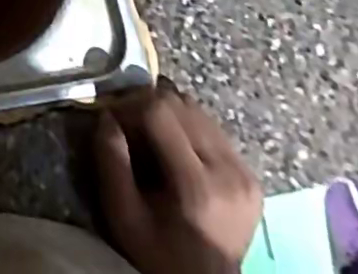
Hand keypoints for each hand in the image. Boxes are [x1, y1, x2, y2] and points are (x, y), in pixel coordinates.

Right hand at [94, 80, 262, 273]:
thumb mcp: (122, 213)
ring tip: (148, 133)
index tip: (112, 119)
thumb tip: (106, 115)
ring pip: (197, 110)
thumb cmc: (157, 253)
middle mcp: (230, 173)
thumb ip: (111, 161)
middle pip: (181, 105)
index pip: (160, 111)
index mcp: (198, 186)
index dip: (129, 105)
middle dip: (146, 104)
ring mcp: (246, 173)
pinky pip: (212, 128)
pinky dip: (186, 126)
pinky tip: (172, 147)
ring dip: (167, 113)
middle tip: (127, 123)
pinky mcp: (251, 176)